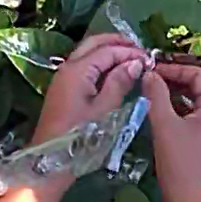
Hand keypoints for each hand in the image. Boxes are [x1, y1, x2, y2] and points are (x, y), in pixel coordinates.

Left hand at [33, 33, 147, 147]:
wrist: (51, 159)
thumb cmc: (80, 137)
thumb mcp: (105, 110)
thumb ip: (119, 83)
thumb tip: (135, 63)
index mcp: (77, 70)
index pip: (106, 50)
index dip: (129, 51)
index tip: (149, 58)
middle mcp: (68, 67)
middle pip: (92, 44)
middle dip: (116, 43)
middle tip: (139, 49)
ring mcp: (63, 77)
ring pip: (87, 53)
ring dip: (108, 51)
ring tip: (131, 58)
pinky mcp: (64, 88)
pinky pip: (84, 66)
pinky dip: (100, 63)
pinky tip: (115, 72)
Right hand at [140, 64, 200, 201]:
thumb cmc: (182, 167)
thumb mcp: (165, 126)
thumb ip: (157, 95)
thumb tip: (149, 73)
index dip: (175, 68)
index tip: (151, 70)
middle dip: (176, 78)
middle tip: (151, 79)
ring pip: (200, 102)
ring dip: (178, 95)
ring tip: (152, 94)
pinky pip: (199, 117)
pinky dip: (181, 110)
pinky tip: (162, 115)